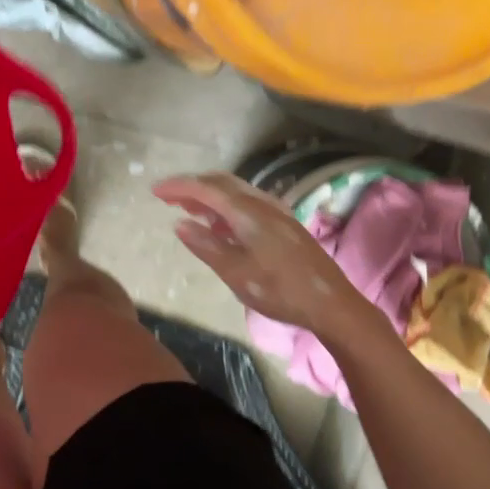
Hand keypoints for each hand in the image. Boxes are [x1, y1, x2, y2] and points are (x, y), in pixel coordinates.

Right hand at [154, 172, 371, 338]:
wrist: (334, 305)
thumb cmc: (281, 291)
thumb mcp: (236, 273)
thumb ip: (206, 246)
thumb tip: (179, 224)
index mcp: (248, 212)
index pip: (206, 189)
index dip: (179, 187)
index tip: (155, 191)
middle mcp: (263, 204)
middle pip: (222, 183)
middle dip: (192, 186)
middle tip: (168, 197)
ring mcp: (277, 213)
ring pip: (236, 192)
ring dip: (209, 196)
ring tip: (188, 210)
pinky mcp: (285, 225)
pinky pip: (247, 203)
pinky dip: (225, 206)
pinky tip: (220, 225)